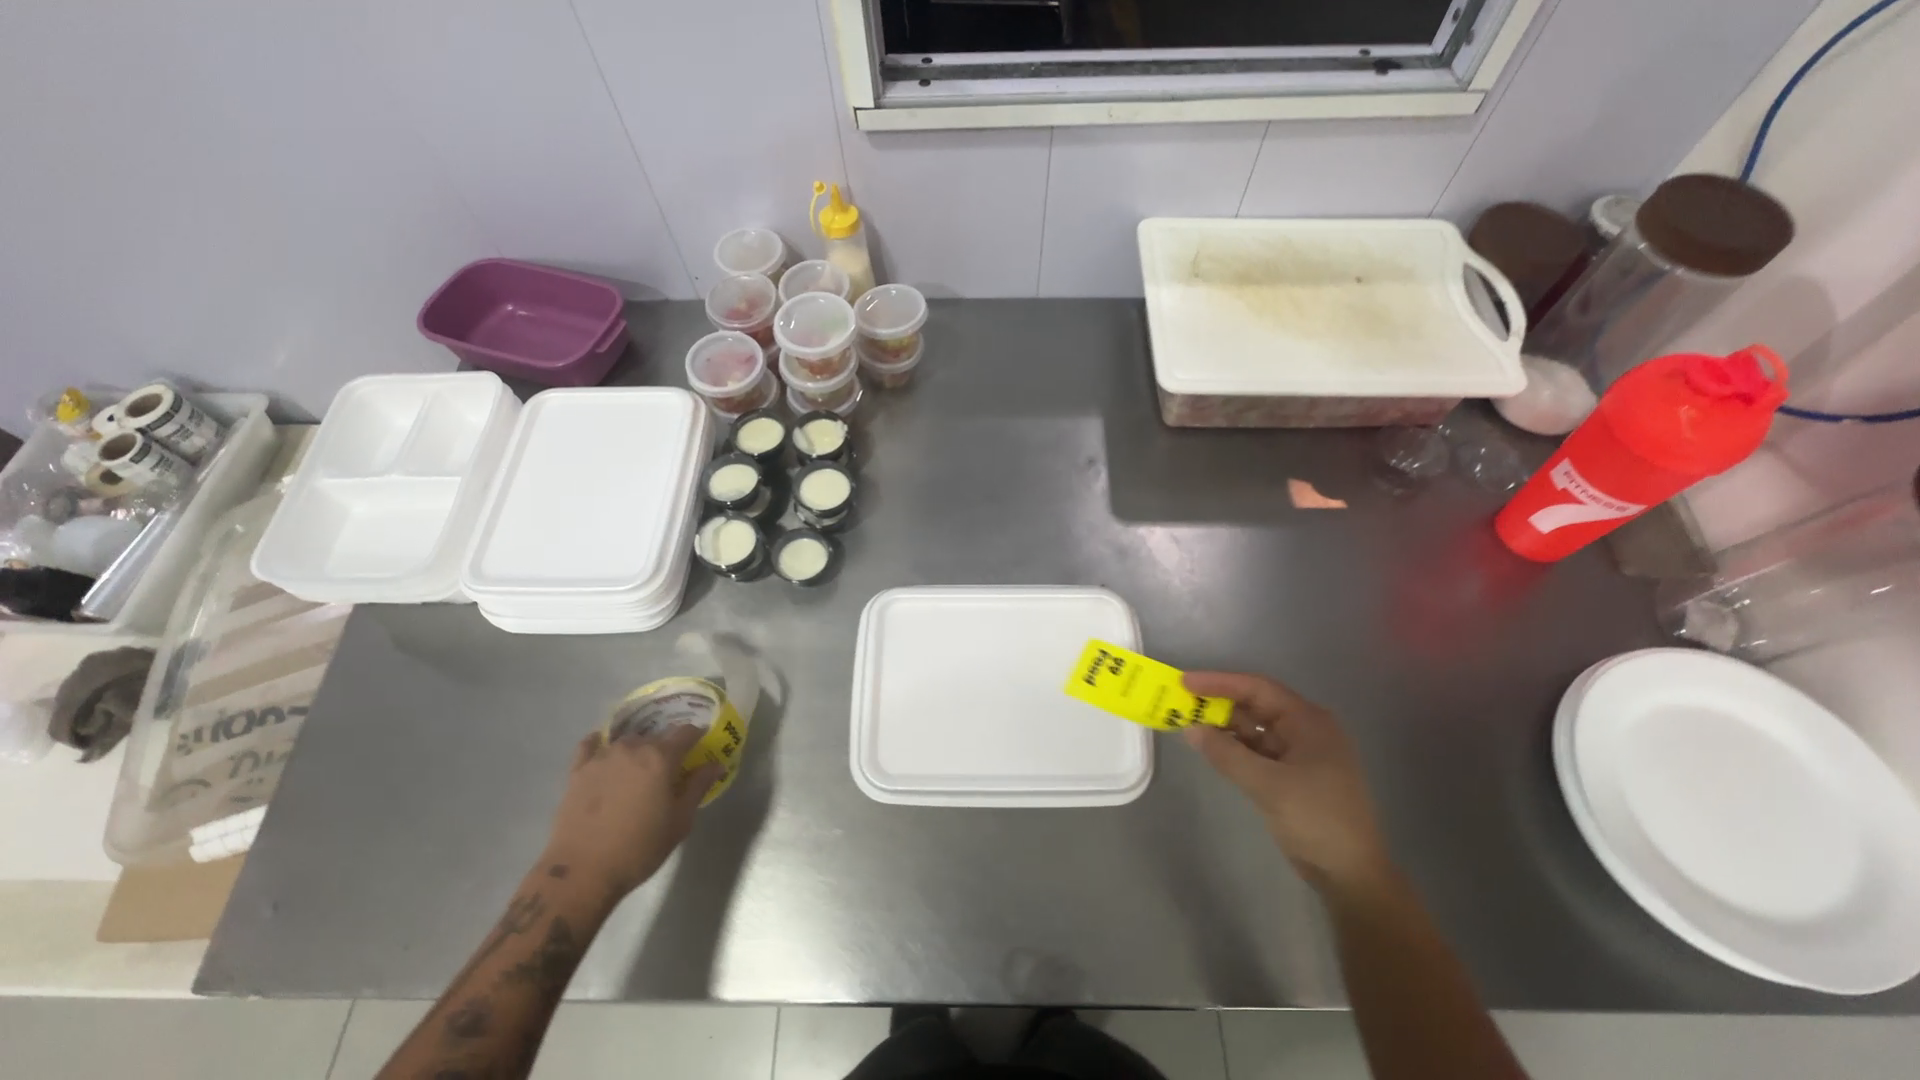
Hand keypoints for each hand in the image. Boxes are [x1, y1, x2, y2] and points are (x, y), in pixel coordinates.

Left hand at [543, 724, 722, 898]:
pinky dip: (601, 744)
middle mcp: (632, 748)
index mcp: (661, 758)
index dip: (697, 736)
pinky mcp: (577, 770)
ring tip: (638, 770)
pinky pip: (591, 745)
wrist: (583, 871)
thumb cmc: (640, 848)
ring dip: (637, 748)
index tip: (700, 746)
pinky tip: (604, 754)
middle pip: (656, 736)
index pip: (686, 732)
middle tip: (669, 769)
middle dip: (667, 747)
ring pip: (626, 741)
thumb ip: (698, 787)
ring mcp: (601, 756)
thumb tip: (715, 764)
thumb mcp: (680, 821)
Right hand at [1182, 672, 1394, 895]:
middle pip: (1257, 706)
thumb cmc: (1316, 819)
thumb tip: (1190, 729)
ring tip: (1190, 725)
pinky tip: (1213, 750)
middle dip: (1220, 703)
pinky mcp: (1293, 776)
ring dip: (1225, 727)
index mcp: (1308, 721)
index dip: (1220, 682)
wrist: (1351, 873)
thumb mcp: (1268, 785)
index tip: (1184, 682)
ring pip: (1256, 730)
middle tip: (1182, 703)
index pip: (1258, 689)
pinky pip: (1258, 752)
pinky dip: (1235, 749)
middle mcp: (1306, 730)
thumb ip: (1227, 754)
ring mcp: (1300, 754)